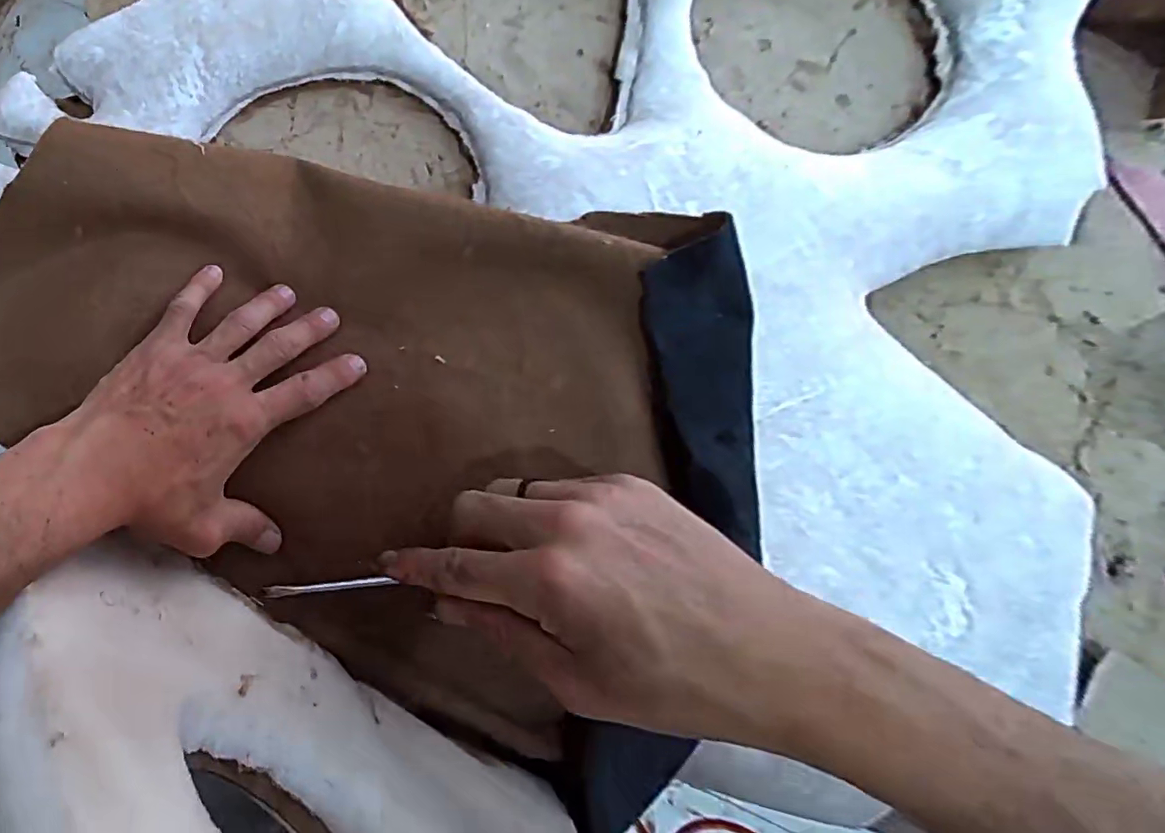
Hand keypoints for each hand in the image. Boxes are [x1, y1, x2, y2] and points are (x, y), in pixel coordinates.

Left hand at [53, 264, 366, 557]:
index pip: (303, 394)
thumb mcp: (203, 525)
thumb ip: (244, 526)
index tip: (357, 361)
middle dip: (308, 330)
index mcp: (245, 422)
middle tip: (330, 315)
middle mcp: (227, 383)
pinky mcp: (159, 347)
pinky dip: (199, 289)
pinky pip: (183, 311)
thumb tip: (275, 542)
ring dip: (266, 306)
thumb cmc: (150, 498)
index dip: (334, 377)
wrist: (94, 469)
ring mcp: (193, 359)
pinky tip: (213, 271)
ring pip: (240, 324)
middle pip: (278, 348)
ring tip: (287, 291)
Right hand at [383, 474, 833, 750]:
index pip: (459, 564)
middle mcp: (565, 521)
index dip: (419, 564)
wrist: (773, 649)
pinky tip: (589, 548)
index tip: (392, 561)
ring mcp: (598, 492)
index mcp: (550, 580)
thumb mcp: (578, 682)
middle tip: (479, 572)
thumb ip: (503, 633)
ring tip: (542, 563)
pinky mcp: (626, 480)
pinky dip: (552, 513)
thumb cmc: (672, 684)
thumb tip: (448, 602)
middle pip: (473, 504)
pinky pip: (561, 486)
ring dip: (509, 524)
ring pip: (516, 491)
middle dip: (459, 536)